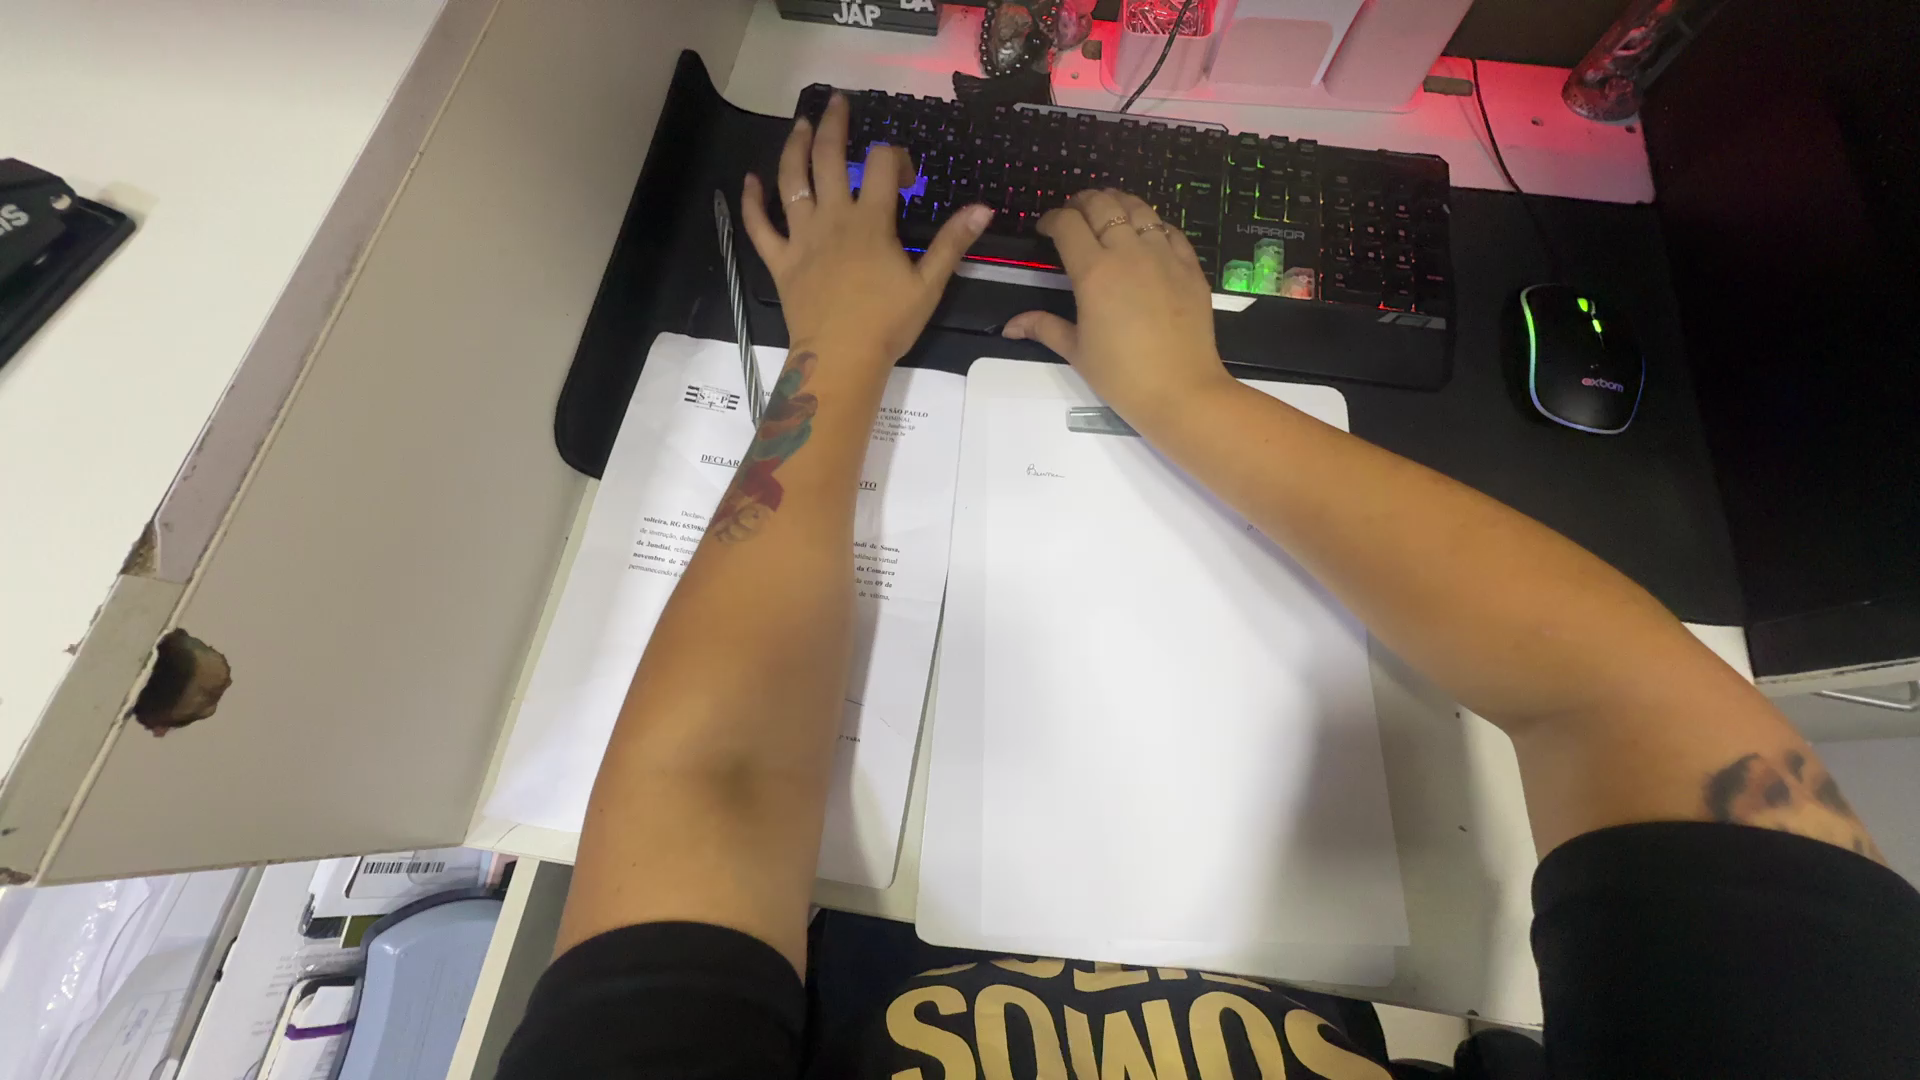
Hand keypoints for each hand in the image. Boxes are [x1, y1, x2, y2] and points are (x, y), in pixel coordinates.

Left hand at [741, 93, 992, 363]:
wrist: (842, 359)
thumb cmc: (887, 325)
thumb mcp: (929, 285)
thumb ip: (952, 243)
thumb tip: (982, 208)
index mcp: (870, 222)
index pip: (881, 166)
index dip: (895, 157)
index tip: (904, 175)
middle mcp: (832, 219)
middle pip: (829, 158)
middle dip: (834, 125)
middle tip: (837, 103)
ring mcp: (802, 238)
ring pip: (791, 181)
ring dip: (795, 147)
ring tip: (801, 126)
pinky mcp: (781, 261)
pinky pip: (760, 227)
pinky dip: (752, 202)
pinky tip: (750, 181)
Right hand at [1002, 189, 1233, 426]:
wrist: (1180, 390)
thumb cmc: (1121, 376)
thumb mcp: (1077, 352)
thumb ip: (1044, 328)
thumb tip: (1011, 325)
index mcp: (1094, 272)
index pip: (1067, 225)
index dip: (1052, 219)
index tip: (1044, 227)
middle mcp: (1129, 252)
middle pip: (1102, 206)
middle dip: (1082, 202)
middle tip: (1072, 211)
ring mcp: (1163, 255)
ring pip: (1139, 208)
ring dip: (1117, 202)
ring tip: (1107, 209)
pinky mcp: (1189, 266)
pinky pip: (1169, 229)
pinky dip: (1152, 222)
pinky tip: (1145, 231)